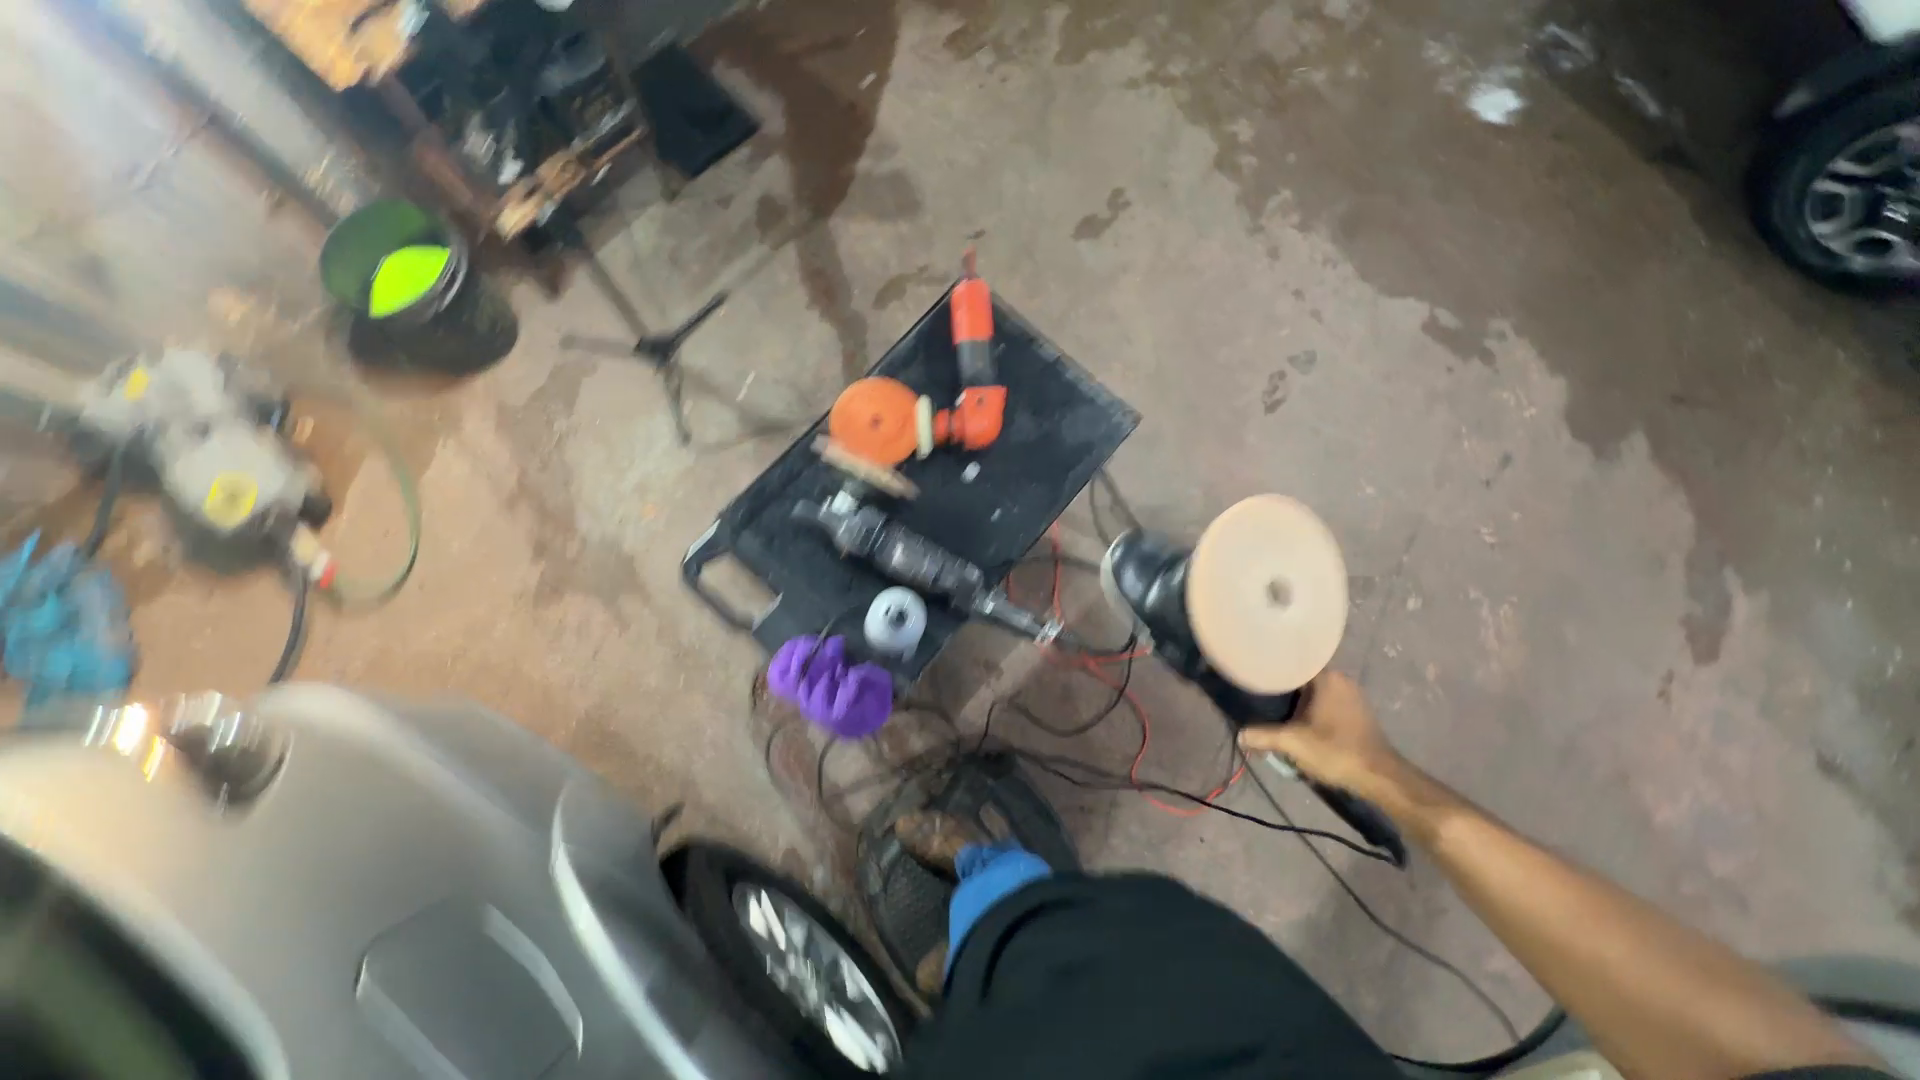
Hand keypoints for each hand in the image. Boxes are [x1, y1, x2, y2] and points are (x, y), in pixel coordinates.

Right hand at [1237, 672, 1407, 800]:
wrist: (1379, 777)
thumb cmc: (1335, 750)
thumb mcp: (1293, 743)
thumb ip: (1263, 736)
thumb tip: (1240, 735)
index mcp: (1327, 678)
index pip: (1293, 664)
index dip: (1273, 670)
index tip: (1255, 676)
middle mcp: (1342, 680)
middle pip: (1303, 680)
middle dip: (1283, 691)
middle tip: (1260, 698)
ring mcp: (1353, 697)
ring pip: (1316, 694)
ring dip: (1298, 705)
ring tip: (1275, 714)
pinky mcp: (1358, 714)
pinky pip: (1327, 705)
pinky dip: (1312, 712)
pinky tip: (1299, 726)